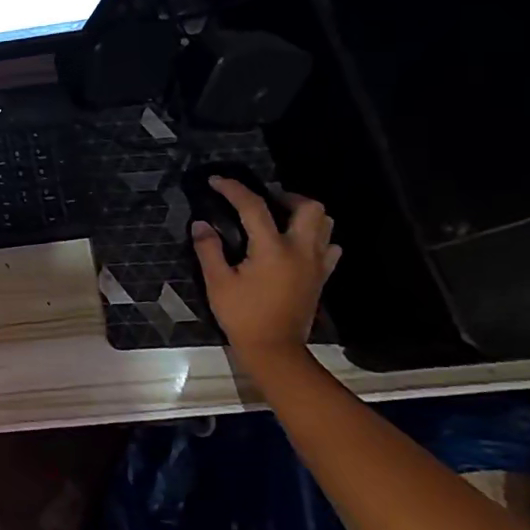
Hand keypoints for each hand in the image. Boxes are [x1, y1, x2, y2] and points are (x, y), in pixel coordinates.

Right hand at [191, 177, 340, 358]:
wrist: (274, 348)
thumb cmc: (242, 315)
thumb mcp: (217, 282)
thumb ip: (209, 249)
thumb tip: (201, 224)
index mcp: (272, 249)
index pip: (254, 207)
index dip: (234, 189)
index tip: (217, 181)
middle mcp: (301, 249)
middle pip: (308, 207)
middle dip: (285, 195)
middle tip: (262, 200)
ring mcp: (316, 263)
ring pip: (325, 223)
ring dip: (303, 213)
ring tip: (280, 218)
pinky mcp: (321, 276)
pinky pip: (329, 247)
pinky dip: (316, 238)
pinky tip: (297, 244)